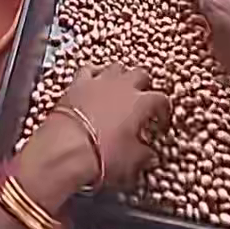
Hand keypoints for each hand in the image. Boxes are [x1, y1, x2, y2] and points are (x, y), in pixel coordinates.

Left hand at [14, 62, 169, 209]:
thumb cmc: (102, 155)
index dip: (163, 110)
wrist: (65, 147)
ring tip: (120, 88)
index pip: (160, 99)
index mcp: (140, 103)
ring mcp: (98, 81)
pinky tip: (95, 81)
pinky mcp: (77, 83)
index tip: (161, 121)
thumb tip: (148, 152)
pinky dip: (95, 74)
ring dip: (121, 76)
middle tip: (143, 99)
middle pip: (140, 74)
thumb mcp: (131, 161)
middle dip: (144, 85)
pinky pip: (89, 70)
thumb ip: (143, 153)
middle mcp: (121, 86)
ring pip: (116, 67)